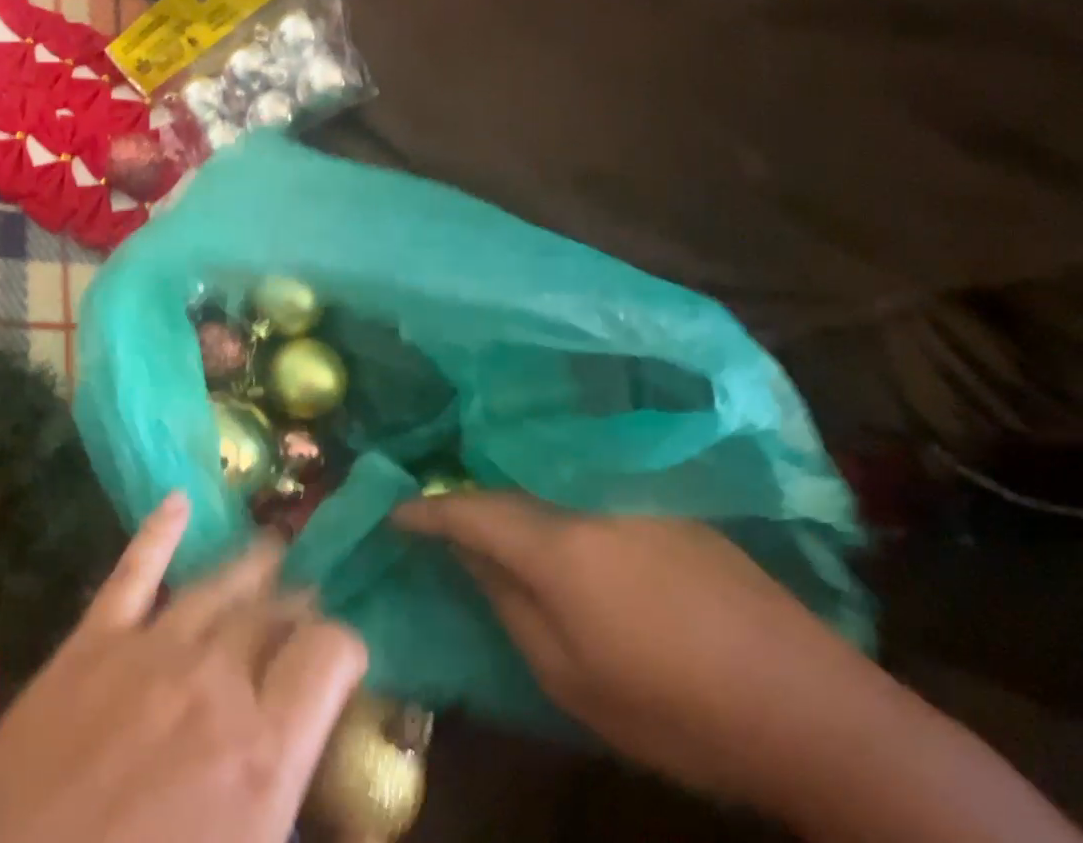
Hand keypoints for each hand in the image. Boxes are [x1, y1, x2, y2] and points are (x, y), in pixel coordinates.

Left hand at [0, 492, 367, 842]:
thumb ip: (285, 798)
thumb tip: (298, 761)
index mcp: (264, 748)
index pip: (329, 653)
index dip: (343, 646)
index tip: (338, 656)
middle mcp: (214, 681)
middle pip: (272, 615)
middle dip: (297, 604)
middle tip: (305, 600)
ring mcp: (148, 650)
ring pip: (214, 587)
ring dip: (248, 566)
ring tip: (272, 547)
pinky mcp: (89, 641)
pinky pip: (131, 572)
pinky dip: (157, 533)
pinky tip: (176, 501)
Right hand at [395, 491, 1079, 842]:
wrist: (819, 718)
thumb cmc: (673, 709)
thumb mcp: (567, 675)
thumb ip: (508, 602)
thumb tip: (468, 552)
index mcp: (560, 546)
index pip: (469, 509)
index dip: (424, 510)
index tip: (391, 513)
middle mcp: (597, 506)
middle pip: (510, 491)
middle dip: (466, 502)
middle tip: (433, 517)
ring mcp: (645, 507)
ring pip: (555, 491)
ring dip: (515, 504)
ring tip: (490, 523)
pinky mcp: (683, 519)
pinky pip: (597, 499)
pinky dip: (562, 511)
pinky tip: (564, 535)